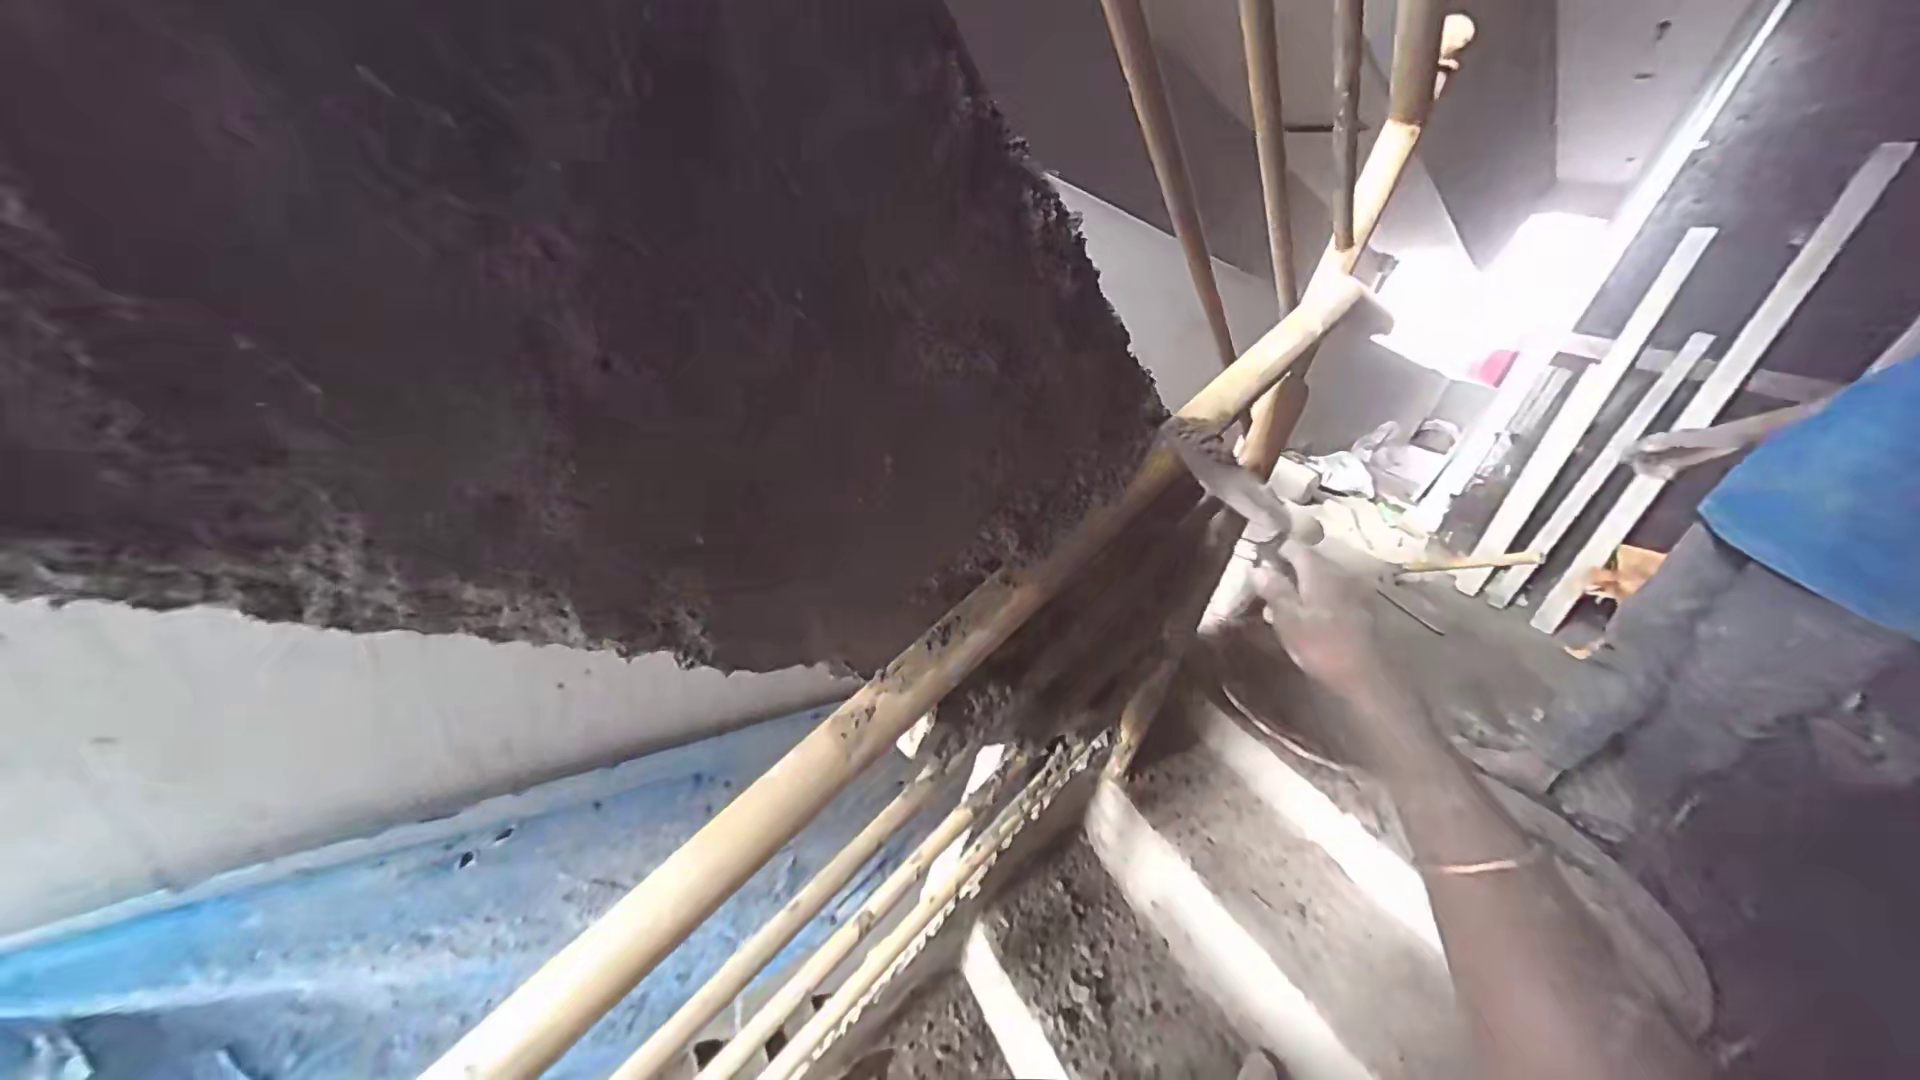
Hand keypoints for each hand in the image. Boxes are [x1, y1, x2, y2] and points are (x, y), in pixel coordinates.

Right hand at [1248, 543, 1379, 693]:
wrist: (1366, 678)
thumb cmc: (1321, 646)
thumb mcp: (1288, 619)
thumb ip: (1274, 590)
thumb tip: (1257, 567)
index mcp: (1320, 572)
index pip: (1295, 547)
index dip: (1274, 551)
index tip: (1258, 563)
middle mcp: (1341, 573)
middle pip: (1310, 560)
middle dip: (1287, 569)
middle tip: (1265, 586)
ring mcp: (1355, 590)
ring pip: (1321, 577)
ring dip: (1302, 585)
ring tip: (1282, 604)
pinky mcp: (1362, 608)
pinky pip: (1333, 592)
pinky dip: (1317, 597)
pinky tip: (1307, 616)